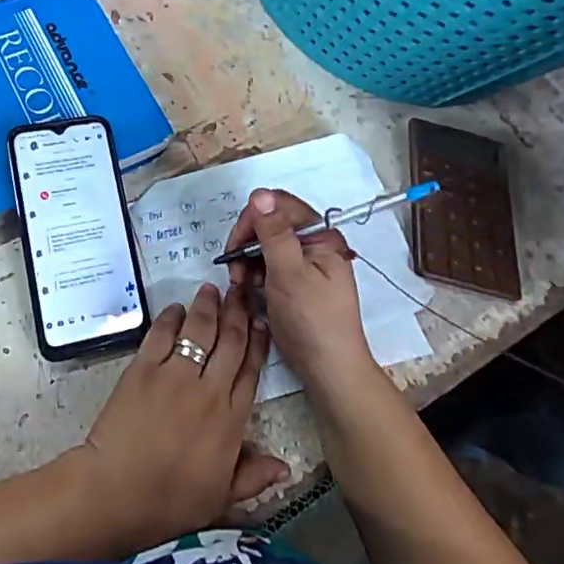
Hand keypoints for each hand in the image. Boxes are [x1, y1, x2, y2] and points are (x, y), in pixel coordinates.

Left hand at [63, 283, 287, 549]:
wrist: (117, 491)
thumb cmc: (170, 501)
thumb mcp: (221, 499)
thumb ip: (253, 477)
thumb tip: (286, 466)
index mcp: (231, 420)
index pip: (251, 370)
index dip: (258, 341)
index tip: (261, 320)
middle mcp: (209, 390)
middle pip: (230, 342)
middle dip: (238, 312)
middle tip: (241, 290)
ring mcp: (175, 375)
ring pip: (199, 329)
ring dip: (208, 306)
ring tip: (212, 289)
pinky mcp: (144, 367)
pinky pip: (162, 333)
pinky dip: (171, 317)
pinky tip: (176, 308)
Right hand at [224, 189, 370, 385]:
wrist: (328, 370)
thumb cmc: (312, 320)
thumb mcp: (289, 273)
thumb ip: (273, 232)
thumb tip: (259, 193)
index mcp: (321, 235)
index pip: (279, 206)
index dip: (253, 220)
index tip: (235, 246)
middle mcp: (314, 243)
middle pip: (269, 224)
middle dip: (246, 243)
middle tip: (235, 272)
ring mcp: (304, 262)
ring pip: (264, 245)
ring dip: (246, 261)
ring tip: (241, 285)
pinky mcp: (294, 281)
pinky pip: (267, 265)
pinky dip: (253, 274)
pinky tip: (249, 291)